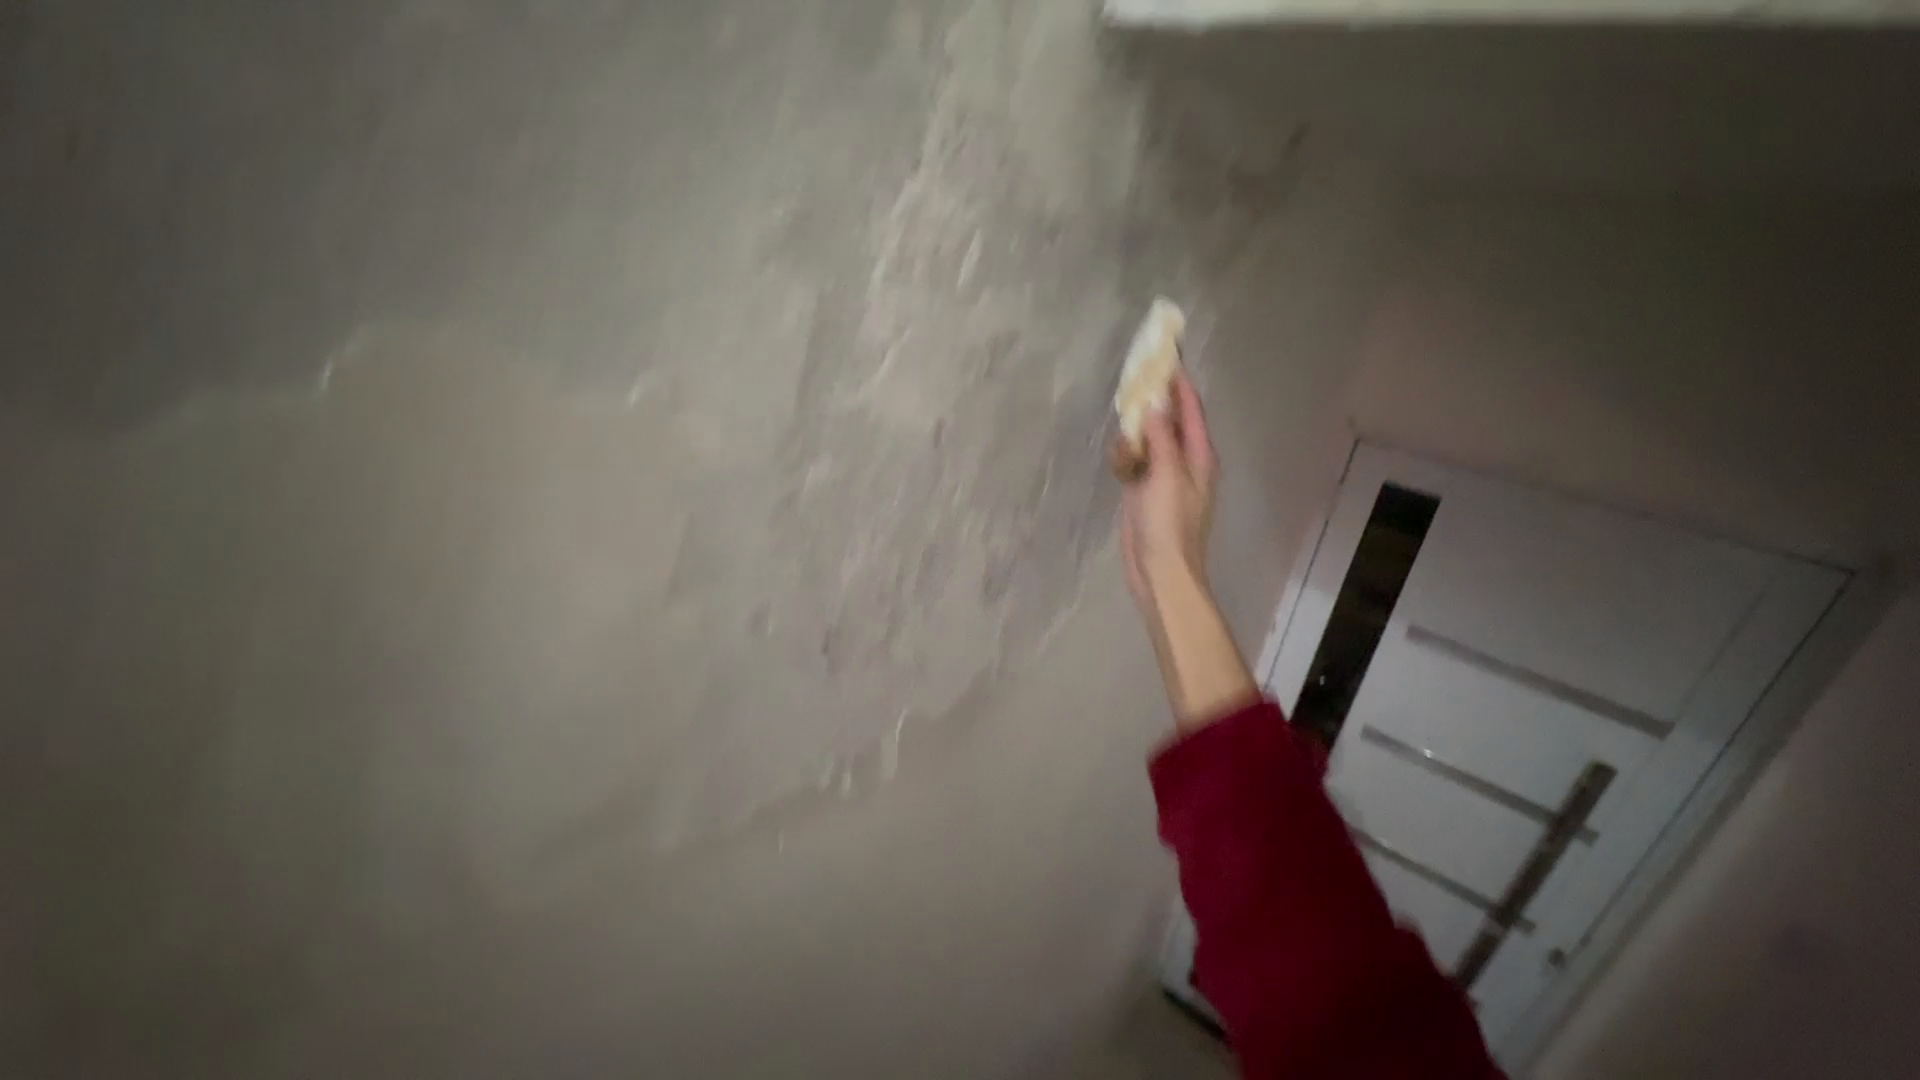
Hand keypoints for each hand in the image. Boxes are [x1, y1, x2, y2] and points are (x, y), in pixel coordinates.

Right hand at [1112, 370, 1217, 610]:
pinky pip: (1134, 463)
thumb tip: (1154, 403)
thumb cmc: (1169, 523)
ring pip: (1146, 442)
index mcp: (1198, 456)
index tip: (1166, 358)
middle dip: (1151, 406)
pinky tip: (1118, 462)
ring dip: (1133, 436)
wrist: (1160, 570)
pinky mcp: (1143, 492)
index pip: (1191, 410)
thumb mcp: (1167, 475)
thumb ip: (1161, 437)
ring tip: (1123, 438)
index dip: (1180, 385)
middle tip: (1132, 386)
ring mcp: (1162, 478)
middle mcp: (1183, 462)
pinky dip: (1125, 458)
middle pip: (1167, 423)